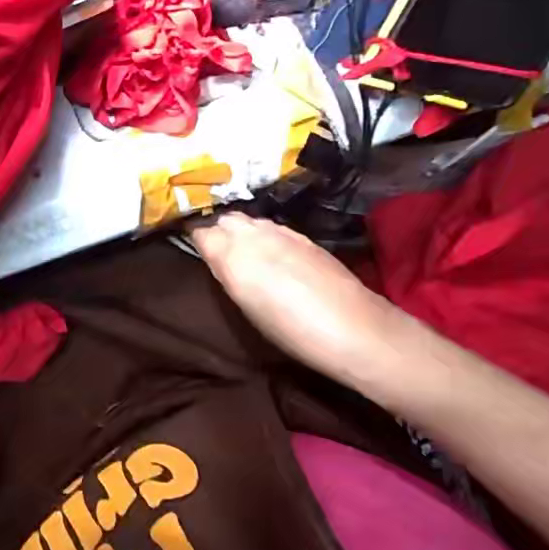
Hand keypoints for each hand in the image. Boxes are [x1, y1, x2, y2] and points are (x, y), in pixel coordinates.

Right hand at [188, 213, 422, 393]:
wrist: (355, 330)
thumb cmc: (291, 330)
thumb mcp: (244, 305)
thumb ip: (226, 274)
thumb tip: (216, 257)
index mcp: (231, 254)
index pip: (199, 230)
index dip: (194, 238)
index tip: (193, 250)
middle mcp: (253, 234)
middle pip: (224, 219)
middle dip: (217, 229)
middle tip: (216, 251)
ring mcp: (281, 232)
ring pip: (249, 220)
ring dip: (241, 231)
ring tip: (242, 252)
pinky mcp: (304, 237)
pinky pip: (271, 228)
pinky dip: (263, 236)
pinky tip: (270, 255)